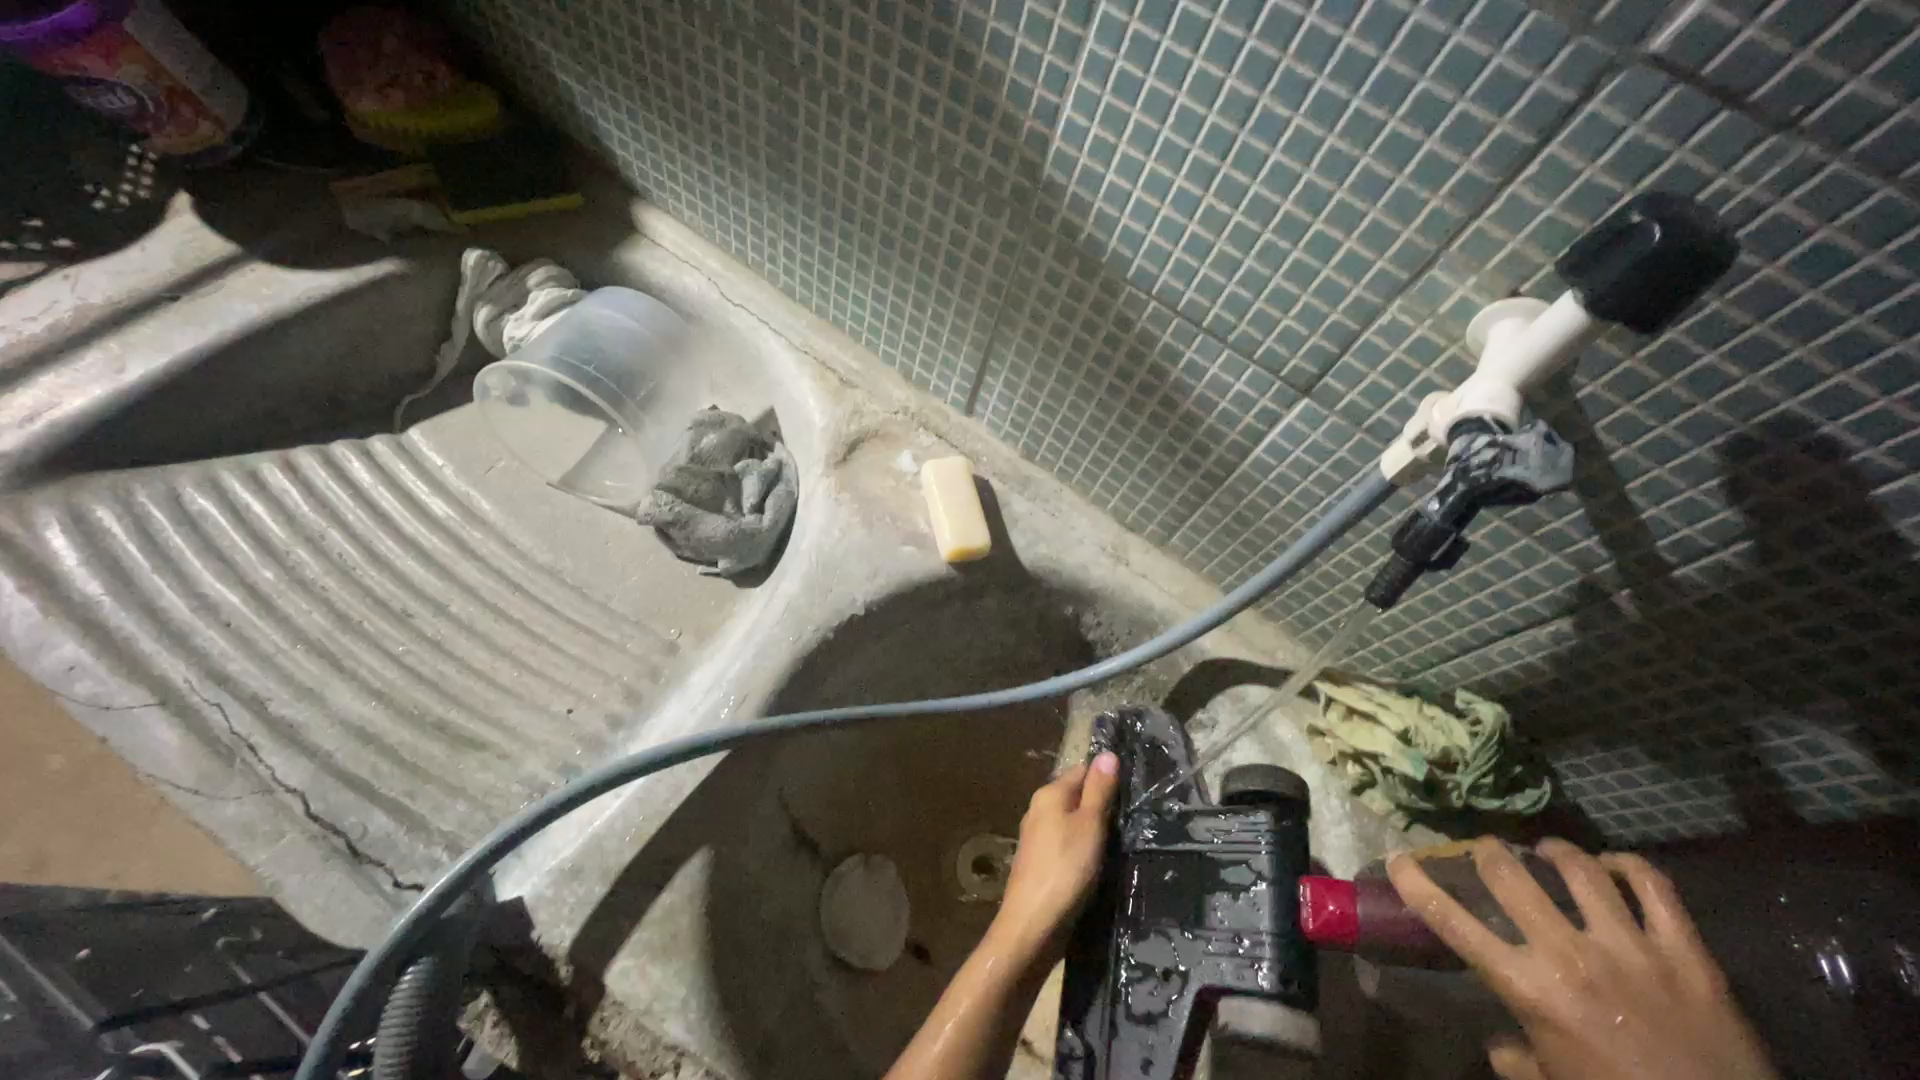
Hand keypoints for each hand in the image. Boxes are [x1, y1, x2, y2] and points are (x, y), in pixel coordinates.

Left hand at [988, 751, 1120, 960]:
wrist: (1032, 924)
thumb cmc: (1065, 869)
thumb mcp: (1090, 825)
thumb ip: (1099, 790)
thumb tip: (1107, 753)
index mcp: (1049, 794)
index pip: (1082, 770)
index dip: (1106, 778)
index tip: (1131, 792)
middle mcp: (1038, 810)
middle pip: (1076, 796)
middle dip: (1101, 805)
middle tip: (1130, 819)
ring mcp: (1037, 838)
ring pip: (1071, 823)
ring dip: (1093, 831)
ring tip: (1119, 843)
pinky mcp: (1040, 863)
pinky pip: (1066, 845)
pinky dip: (1082, 850)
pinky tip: (1097, 864)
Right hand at [1388, 837, 1776, 1079]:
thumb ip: (1515, 1058)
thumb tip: (1498, 1042)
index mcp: (1529, 988)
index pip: (1452, 921)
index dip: (1415, 883)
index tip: (1398, 858)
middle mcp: (1569, 954)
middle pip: (1510, 875)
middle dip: (1487, 852)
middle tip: (1484, 849)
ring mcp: (1631, 946)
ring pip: (1579, 869)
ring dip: (1553, 851)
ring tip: (1546, 850)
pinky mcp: (1686, 951)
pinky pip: (1654, 888)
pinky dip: (1629, 866)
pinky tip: (1614, 864)